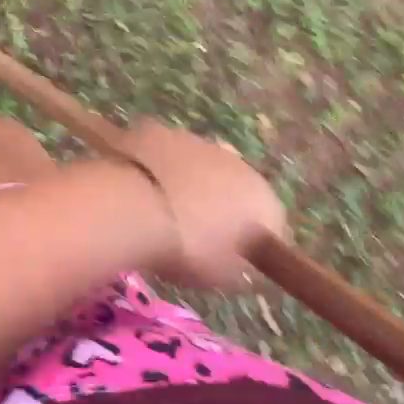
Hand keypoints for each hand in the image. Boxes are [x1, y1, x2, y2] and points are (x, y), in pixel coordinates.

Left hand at [117, 119, 286, 291]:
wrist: (132, 205)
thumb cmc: (187, 247)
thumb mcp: (224, 276)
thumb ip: (240, 267)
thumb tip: (239, 263)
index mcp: (260, 196)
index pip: (271, 220)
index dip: (254, 242)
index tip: (234, 257)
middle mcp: (232, 159)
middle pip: (232, 184)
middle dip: (218, 204)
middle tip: (194, 232)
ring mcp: (191, 138)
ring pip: (196, 163)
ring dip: (186, 180)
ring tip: (160, 209)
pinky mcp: (154, 127)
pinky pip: (161, 150)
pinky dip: (154, 165)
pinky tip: (136, 186)